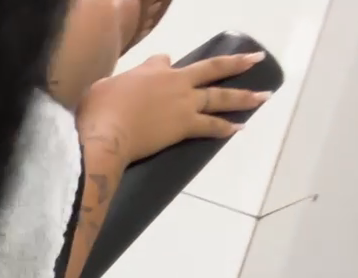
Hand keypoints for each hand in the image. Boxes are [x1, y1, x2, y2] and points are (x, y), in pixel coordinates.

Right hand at [80, 51, 270, 160]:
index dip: (162, 66)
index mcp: (151, 70)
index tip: (163, 67)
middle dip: (235, 64)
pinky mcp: (183, 126)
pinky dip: (224, 128)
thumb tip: (116, 90)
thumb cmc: (95, 114)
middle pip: (211, 69)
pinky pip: (210, 126)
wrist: (105, 137)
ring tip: (262, 96)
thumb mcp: (99, 90)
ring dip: (243, 96)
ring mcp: (183, 104)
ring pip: (220, 96)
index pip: (162, 62)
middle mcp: (175, 81)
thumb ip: (114, 86)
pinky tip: (239, 128)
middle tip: (255, 59)